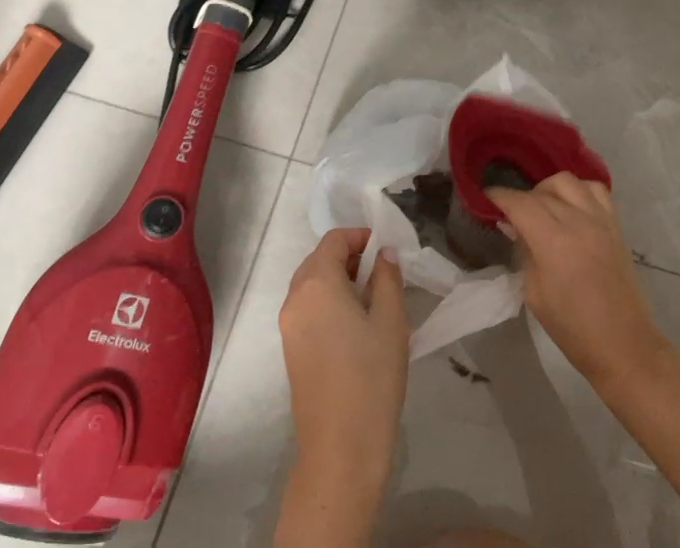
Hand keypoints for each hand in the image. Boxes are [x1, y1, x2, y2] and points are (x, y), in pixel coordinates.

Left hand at [278, 227, 408, 476]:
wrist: (341, 443)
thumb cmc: (372, 374)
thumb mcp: (391, 320)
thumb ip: (388, 278)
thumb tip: (384, 254)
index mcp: (316, 283)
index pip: (333, 240)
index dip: (360, 236)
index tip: (387, 249)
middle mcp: (294, 298)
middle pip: (318, 260)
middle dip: (349, 257)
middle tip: (383, 272)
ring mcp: (288, 325)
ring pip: (311, 285)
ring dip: (339, 280)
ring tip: (373, 298)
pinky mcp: (290, 349)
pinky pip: (308, 309)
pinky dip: (329, 302)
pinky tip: (356, 324)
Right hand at [488, 173, 666, 388]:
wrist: (622, 344)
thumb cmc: (572, 328)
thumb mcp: (534, 294)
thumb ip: (524, 253)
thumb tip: (515, 228)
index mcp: (554, 241)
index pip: (521, 203)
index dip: (499, 197)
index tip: (486, 198)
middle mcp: (579, 222)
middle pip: (543, 190)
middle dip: (522, 197)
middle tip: (512, 214)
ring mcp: (601, 221)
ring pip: (570, 182)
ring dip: (549, 188)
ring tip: (542, 208)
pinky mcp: (616, 227)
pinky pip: (596, 191)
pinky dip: (578, 191)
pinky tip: (571, 208)